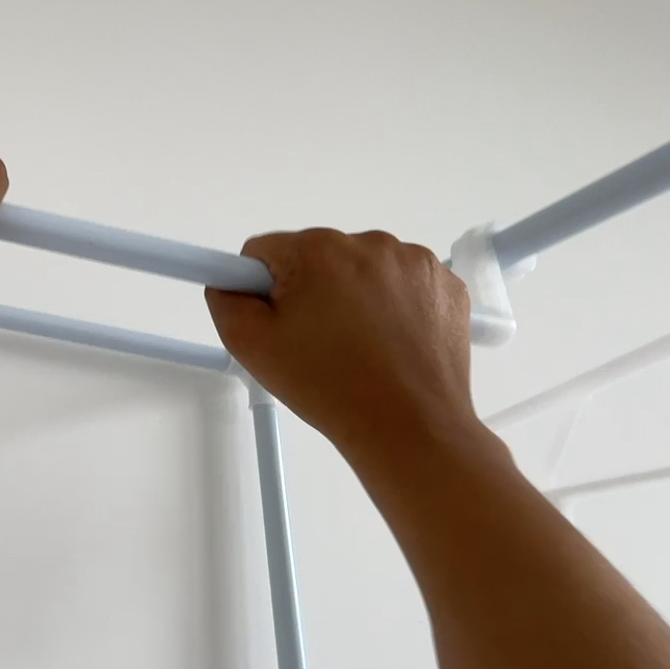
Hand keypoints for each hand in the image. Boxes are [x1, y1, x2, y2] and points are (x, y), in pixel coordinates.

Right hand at [205, 229, 483, 461]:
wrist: (408, 425)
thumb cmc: (326, 384)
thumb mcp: (246, 343)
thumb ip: (224, 297)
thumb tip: (229, 281)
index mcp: (316, 250)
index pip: (264, 251)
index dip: (260, 288)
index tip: (277, 322)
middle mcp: (368, 243)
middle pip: (313, 256)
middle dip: (307, 290)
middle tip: (314, 340)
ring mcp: (414, 261)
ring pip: (357, 267)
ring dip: (350, 294)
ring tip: (354, 344)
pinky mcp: (445, 283)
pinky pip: (399, 280)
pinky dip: (389, 302)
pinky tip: (387, 340)